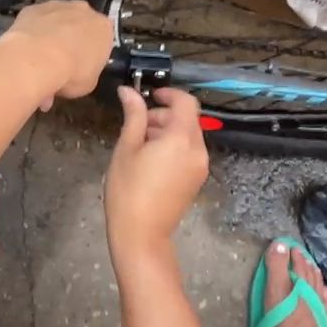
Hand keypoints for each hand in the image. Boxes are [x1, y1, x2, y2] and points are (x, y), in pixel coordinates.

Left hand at [0, 0, 114, 106]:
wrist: (38, 59)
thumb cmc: (71, 73)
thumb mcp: (89, 83)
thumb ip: (88, 72)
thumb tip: (78, 74)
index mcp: (103, 28)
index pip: (102, 37)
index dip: (92, 52)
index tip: (83, 65)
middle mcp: (83, 10)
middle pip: (80, 23)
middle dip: (73, 39)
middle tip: (62, 61)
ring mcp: (56, 5)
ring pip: (57, 19)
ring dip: (51, 34)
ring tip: (40, 59)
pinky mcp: (32, 7)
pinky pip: (36, 20)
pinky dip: (32, 32)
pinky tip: (26, 50)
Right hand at [105, 86, 209, 260]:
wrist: (142, 234)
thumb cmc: (128, 189)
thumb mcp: (126, 148)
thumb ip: (133, 115)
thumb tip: (129, 91)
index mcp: (182, 138)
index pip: (185, 102)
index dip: (168, 93)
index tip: (148, 95)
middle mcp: (198, 150)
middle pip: (187, 119)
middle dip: (163, 115)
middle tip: (137, 125)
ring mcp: (200, 167)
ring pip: (187, 136)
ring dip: (167, 131)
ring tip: (140, 144)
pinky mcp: (196, 180)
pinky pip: (188, 152)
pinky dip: (173, 147)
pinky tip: (150, 160)